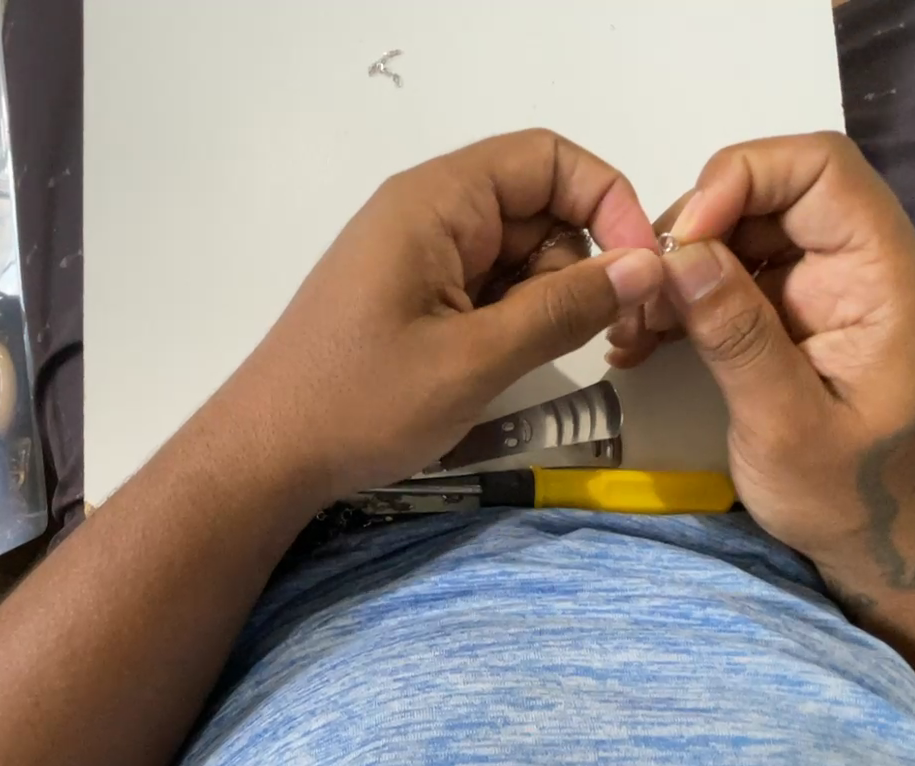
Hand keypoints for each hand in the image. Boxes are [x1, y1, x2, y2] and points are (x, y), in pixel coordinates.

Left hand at [193, 129, 664, 503]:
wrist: (268, 456)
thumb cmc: (361, 403)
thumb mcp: (474, 359)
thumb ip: (564, 308)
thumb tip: (646, 266)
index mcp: (436, 202)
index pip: (547, 160)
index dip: (607, 202)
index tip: (640, 270)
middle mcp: (425, 217)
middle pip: (534, 211)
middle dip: (574, 267)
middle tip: (581, 339)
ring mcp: (414, 262)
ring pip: (511, 260)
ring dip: (539, 305)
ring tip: (519, 365)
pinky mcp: (408, 303)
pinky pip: (480, 294)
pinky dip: (505, 325)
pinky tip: (493, 370)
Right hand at [617, 133, 914, 590]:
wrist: (883, 547)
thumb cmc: (850, 497)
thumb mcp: (786, 424)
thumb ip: (738, 335)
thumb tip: (682, 256)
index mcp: (881, 276)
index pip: (819, 168)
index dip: (740, 181)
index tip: (678, 247)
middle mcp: (857, 269)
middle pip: (771, 197)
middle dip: (694, 235)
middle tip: (639, 301)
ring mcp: (823, 296)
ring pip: (742, 241)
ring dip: (678, 275)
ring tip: (632, 331)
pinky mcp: (793, 325)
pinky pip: (732, 287)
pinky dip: (684, 305)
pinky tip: (642, 343)